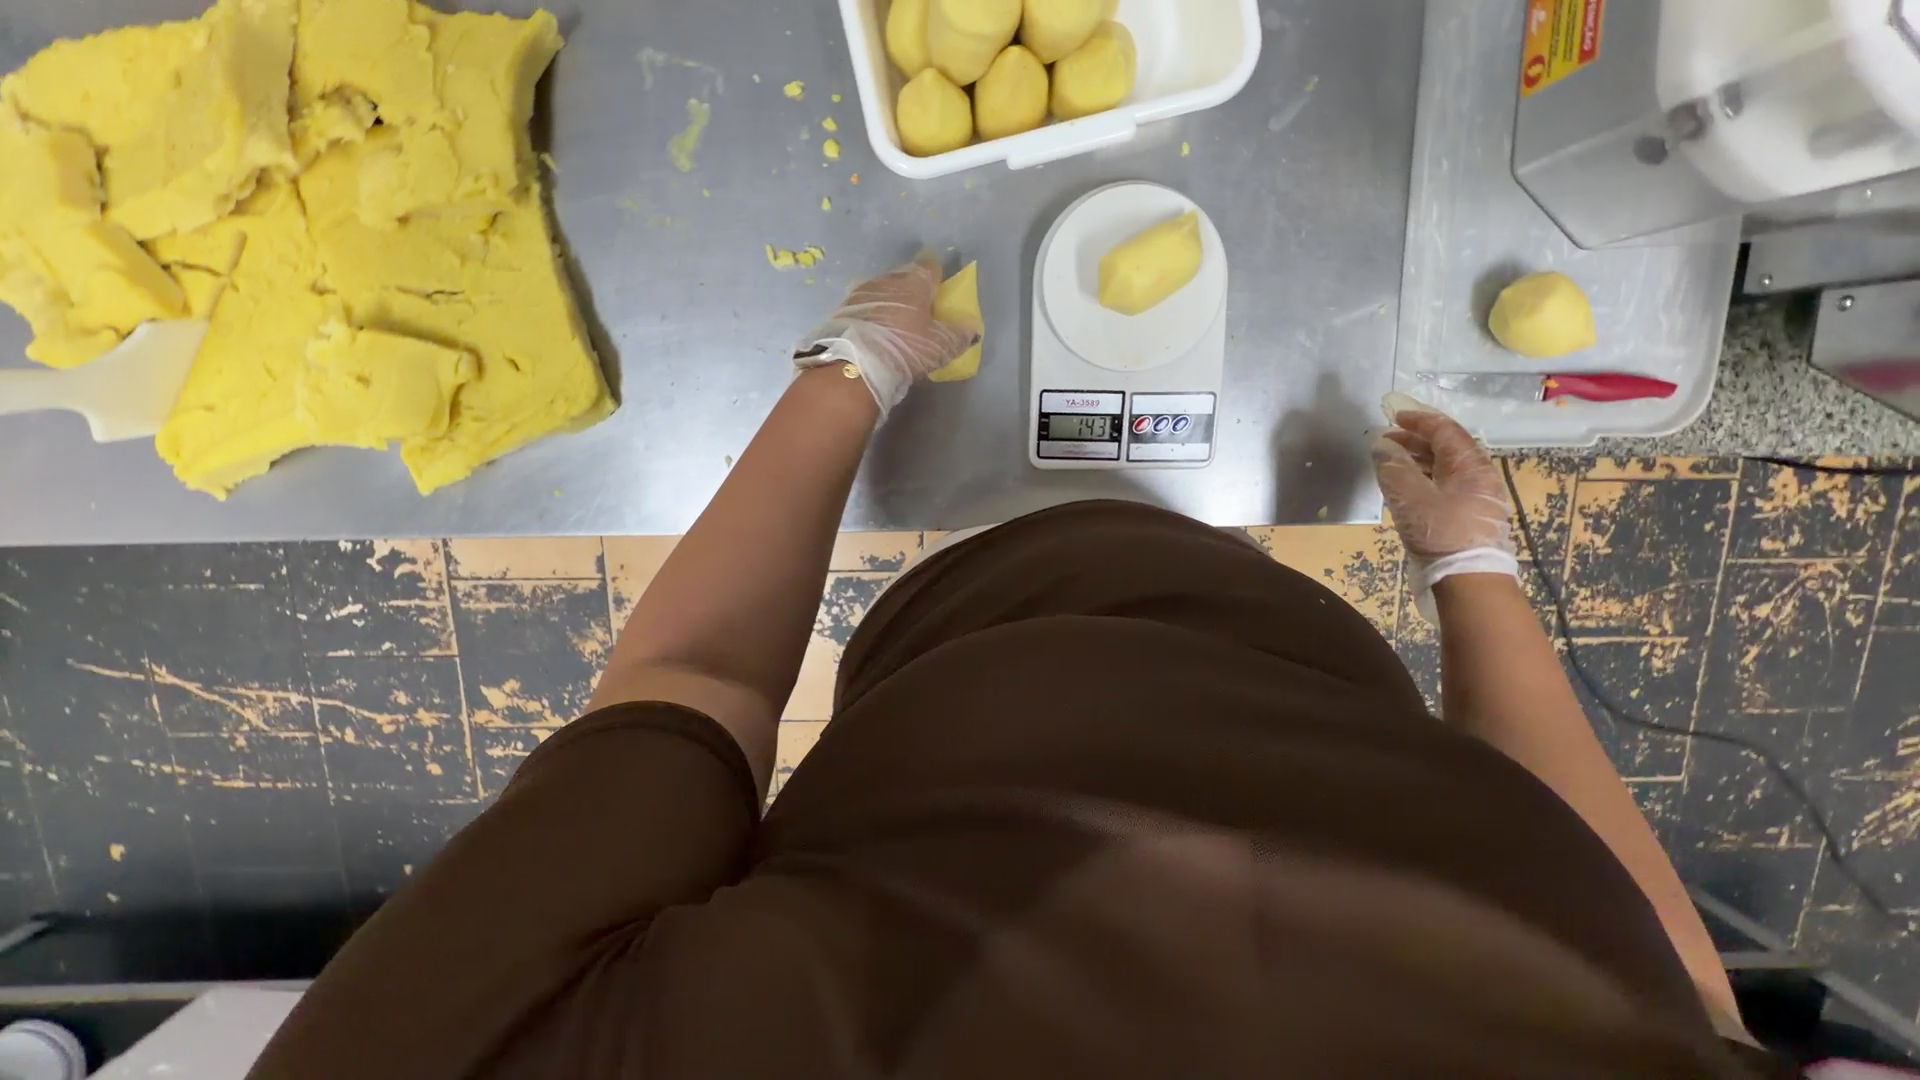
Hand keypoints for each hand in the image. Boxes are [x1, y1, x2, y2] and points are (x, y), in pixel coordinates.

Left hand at [794, 253, 981, 418]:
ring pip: (882, 290)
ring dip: (890, 300)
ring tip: (897, 318)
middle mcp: (886, 280)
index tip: (940, 280)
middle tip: (921, 303)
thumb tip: (973, 328)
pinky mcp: (842, 310)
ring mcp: (861, 293)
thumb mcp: (941, 346)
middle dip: (913, 286)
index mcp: (914, 282)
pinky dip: (873, 314)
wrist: (853, 364)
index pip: (930, 265)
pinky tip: (875, 329)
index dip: (937, 272)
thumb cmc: (905, 347)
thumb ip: (959, 335)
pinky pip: (865, 307)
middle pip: (904, 276)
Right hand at [1372, 403, 1518, 620]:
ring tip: (1393, 461)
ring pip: (1446, 468)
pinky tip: (1407, 485)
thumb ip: (1394, 468)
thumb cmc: (1440, 533)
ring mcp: (1478, 497)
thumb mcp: (1409, 498)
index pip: (1445, 431)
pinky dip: (1424, 477)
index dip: (1418, 420)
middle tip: (1388, 439)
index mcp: (1471, 466)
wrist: (1468, 579)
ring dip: (1419, 459)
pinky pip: (1446, 484)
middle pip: (1448, 448)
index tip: (1393, 417)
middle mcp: (1479, 477)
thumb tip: (1382, 447)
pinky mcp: (1470, 516)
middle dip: (1416, 440)